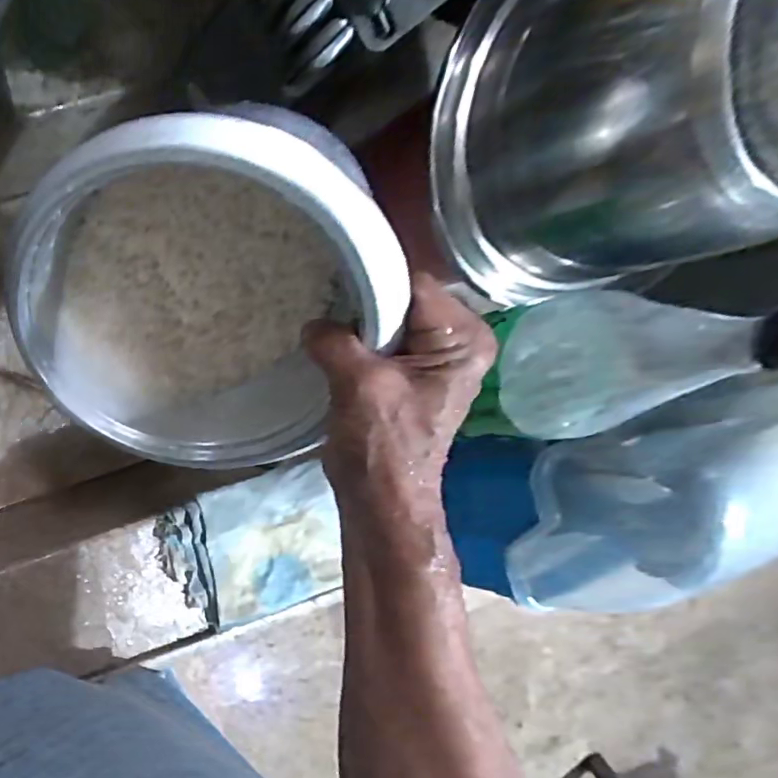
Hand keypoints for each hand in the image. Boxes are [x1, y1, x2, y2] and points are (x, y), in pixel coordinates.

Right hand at [303, 273, 494, 502]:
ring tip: (318, 327)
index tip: (328, 279)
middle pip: (400, 301)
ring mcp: (427, 362)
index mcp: (463, 339)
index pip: (415, 286)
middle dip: (358, 304)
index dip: (371, 280)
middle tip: (318, 306)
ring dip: (350, 327)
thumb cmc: (382, 444)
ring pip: (384, 324)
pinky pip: (374, 345)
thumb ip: (337, 344)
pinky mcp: (401, 378)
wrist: (380, 498)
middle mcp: (454, 343)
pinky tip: (324, 348)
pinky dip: (349, 345)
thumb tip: (314, 324)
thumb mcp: (360, 386)